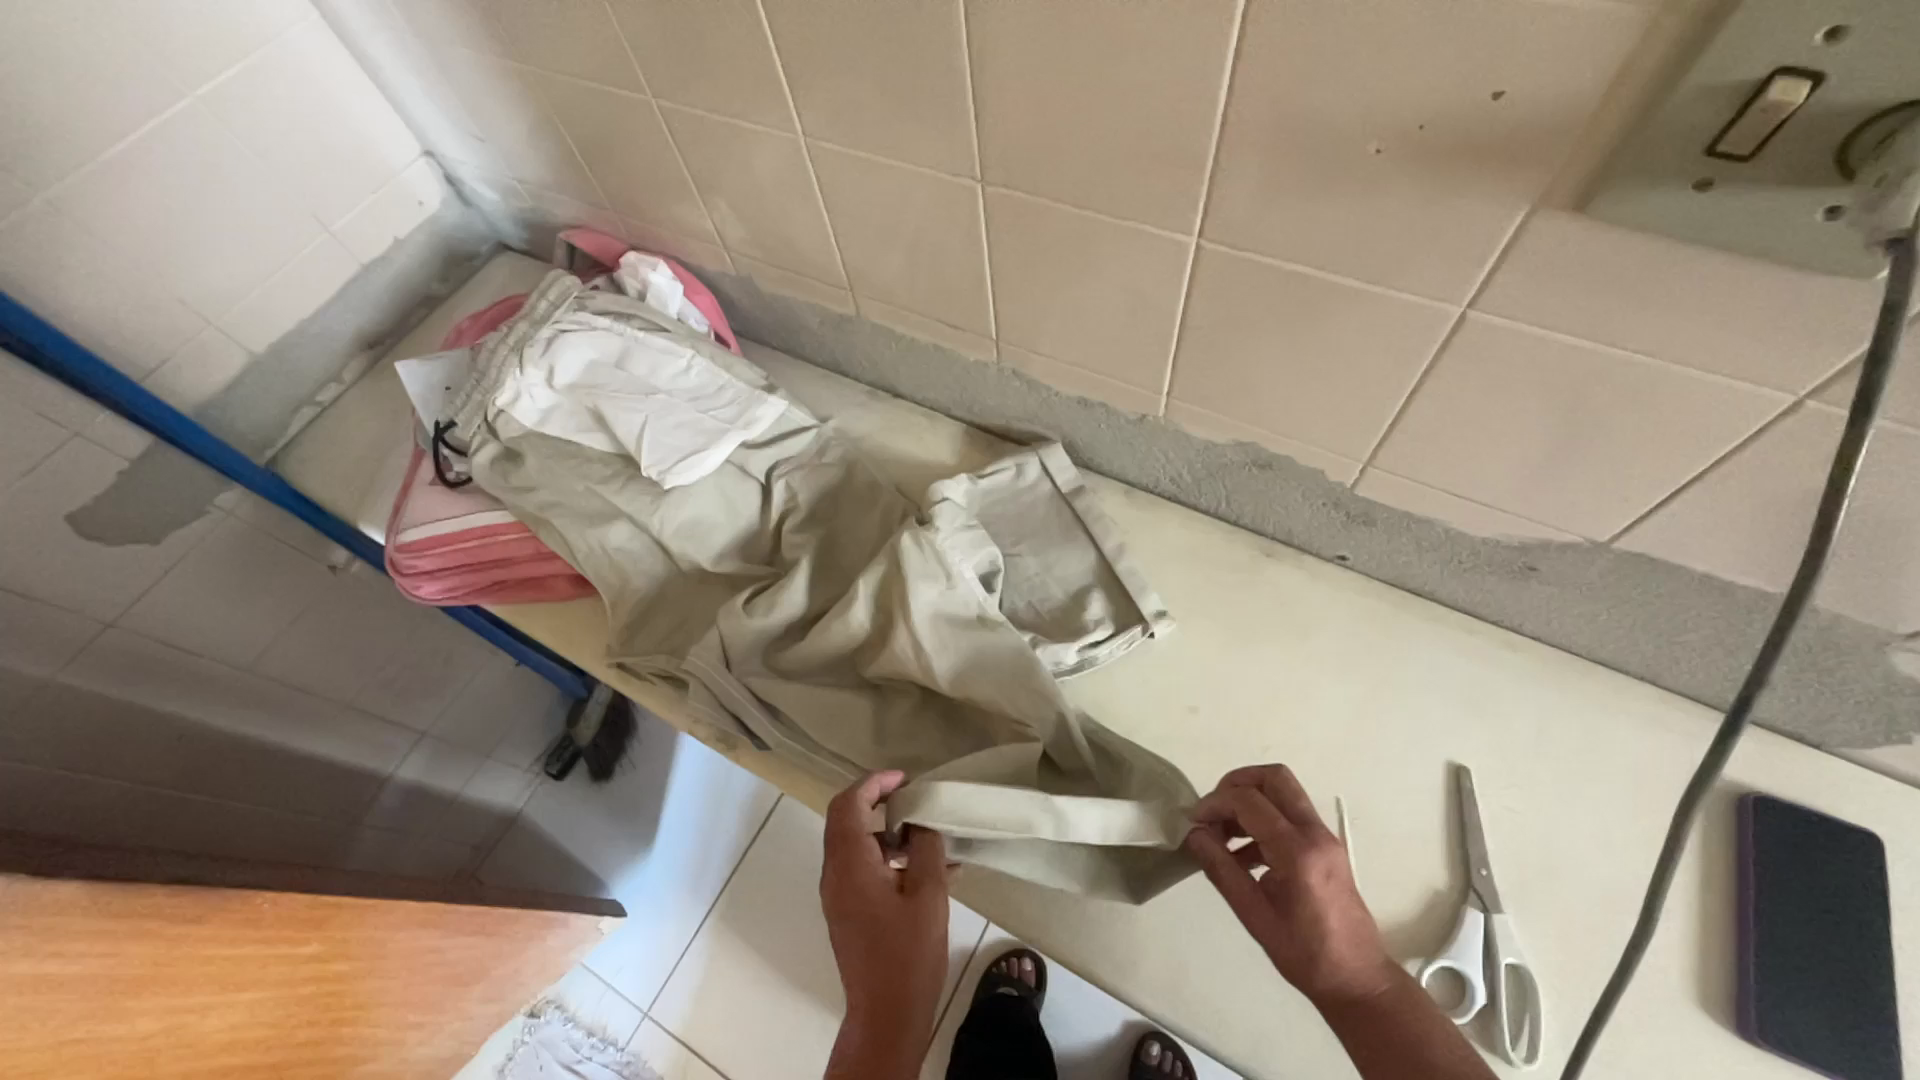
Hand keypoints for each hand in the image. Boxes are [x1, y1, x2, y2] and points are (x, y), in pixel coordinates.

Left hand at [820, 771, 950, 1033]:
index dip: (873, 783)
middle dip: (878, 802)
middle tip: (914, 798)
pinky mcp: (848, 913)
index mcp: (849, 864)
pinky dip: (888, 859)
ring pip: (856, 846)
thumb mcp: (928, 894)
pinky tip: (928, 871)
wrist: (886, 1015)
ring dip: (888, 833)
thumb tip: (921, 821)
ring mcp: (838, 895)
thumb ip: (925, 848)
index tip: (905, 778)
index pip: (848, 804)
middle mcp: (835, 874)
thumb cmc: (908, 954)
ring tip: (931, 837)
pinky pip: (863, 870)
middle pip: (846, 821)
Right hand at [1185, 764, 1396, 1005]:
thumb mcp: (1254, 915)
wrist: (1358, 980)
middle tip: (1212, 811)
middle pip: (1274, 777)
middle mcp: (1315, 834)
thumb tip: (1194, 834)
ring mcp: (1324, 838)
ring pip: (1283, 792)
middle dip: (1235, 784)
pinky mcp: (1325, 847)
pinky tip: (1241, 855)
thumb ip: (1221, 869)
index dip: (1214, 803)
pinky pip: (1289, 816)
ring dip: (1248, 802)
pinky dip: (1261, 820)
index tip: (1192, 822)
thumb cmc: (1305, 955)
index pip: (1248, 801)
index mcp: (1298, 851)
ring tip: (1221, 837)